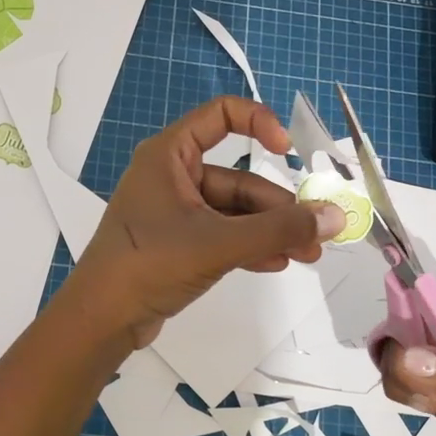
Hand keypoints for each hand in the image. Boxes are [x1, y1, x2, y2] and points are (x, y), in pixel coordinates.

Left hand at [62, 96, 344, 347]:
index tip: (288, 150)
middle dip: (278, 207)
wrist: (101, 319)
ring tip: (306, 255)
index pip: (220, 115)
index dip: (259, 123)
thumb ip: (278, 230)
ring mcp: (174, 214)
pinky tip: (277, 263)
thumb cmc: (149, 265)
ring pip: (234, 212)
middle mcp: (171, 177)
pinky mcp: (177, 245)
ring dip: (269, 232)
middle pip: (237, 178)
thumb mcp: (218, 243)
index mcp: (169, 156)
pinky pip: (222, 236)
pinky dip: (249, 247)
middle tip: (314, 234)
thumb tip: (334, 217)